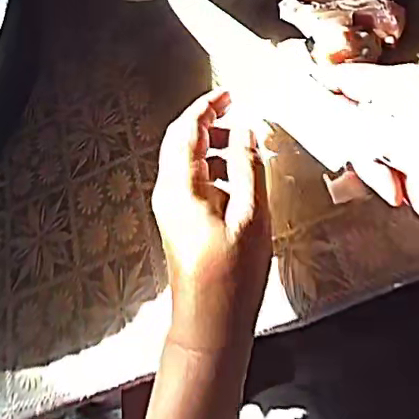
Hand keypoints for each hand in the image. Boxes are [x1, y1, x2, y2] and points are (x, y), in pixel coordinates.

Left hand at [152, 89, 271, 350]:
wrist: (208, 325)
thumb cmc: (231, 277)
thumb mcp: (250, 217)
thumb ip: (248, 169)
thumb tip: (246, 132)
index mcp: (180, 185)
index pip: (187, 130)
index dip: (207, 106)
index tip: (227, 94)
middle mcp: (167, 190)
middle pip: (181, 141)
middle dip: (207, 122)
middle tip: (234, 110)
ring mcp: (170, 206)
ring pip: (186, 160)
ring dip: (212, 146)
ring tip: (243, 148)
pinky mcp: (178, 220)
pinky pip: (191, 180)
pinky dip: (212, 169)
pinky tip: (237, 182)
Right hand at [303, 60, 418, 238]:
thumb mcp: (413, 148)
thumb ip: (362, 125)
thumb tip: (323, 104)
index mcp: (408, 85)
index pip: (346, 76)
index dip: (319, 89)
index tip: (299, 106)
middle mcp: (416, 95)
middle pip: (361, 115)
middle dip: (366, 153)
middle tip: (377, 180)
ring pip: (381, 141)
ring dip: (389, 173)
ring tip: (409, 198)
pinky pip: (405, 157)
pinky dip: (410, 181)